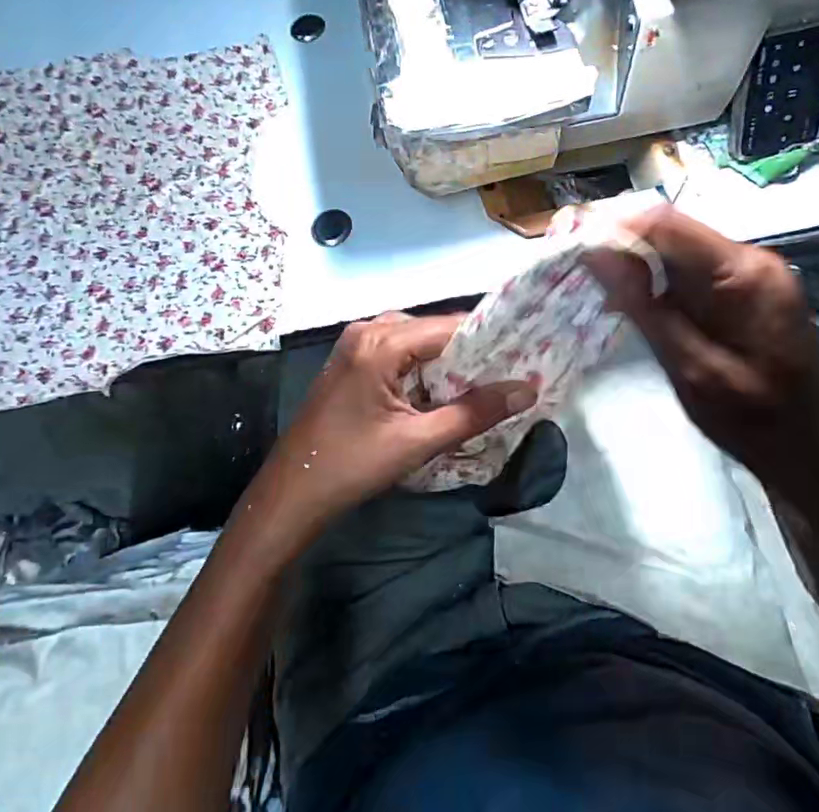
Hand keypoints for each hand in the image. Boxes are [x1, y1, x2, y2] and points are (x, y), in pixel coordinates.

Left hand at [238, 313, 536, 552]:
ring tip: (485, 383)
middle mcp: (366, 331)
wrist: (293, 492)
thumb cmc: (352, 465)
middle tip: (510, 372)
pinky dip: (422, 368)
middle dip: (470, 352)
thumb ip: (472, 413)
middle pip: (432, 331)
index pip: (448, 327)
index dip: (489, 340)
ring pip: (415, 342)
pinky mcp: (351, 364)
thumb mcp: (417, 441)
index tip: (525, 355)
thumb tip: (525, 390)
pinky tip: (444, 390)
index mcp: (379, 342)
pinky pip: (397, 354)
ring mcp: (354, 346)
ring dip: (446, 362)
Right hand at [583, 205, 818, 522]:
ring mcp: (752, 273)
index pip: (663, 223)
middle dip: (618, 246)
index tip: (567, 248)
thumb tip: (595, 253)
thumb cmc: (757, 423)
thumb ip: (644, 307)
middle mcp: (751, 259)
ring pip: (676, 250)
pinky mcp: (746, 290)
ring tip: (595, 290)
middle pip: (669, 230)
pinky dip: (656, 282)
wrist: (816, 458)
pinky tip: (633, 305)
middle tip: (574, 273)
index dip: (610, 228)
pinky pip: (690, 271)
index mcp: (744, 274)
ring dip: (634, 265)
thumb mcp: (692, 369)